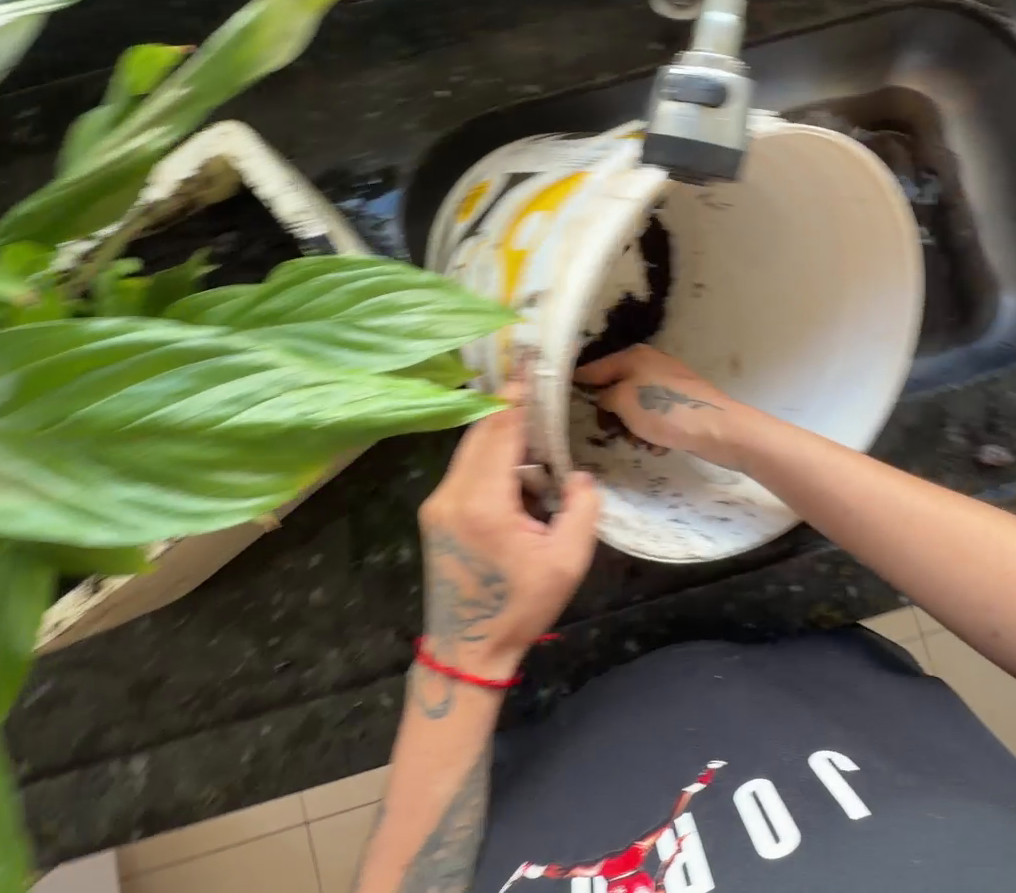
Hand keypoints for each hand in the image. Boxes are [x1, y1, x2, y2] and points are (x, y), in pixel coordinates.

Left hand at [416, 382, 600, 691]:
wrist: (466, 650)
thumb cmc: (520, 608)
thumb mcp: (567, 562)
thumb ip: (580, 509)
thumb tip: (576, 476)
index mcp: (483, 503)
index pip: (501, 432)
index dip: (518, 396)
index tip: (530, 365)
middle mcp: (451, 494)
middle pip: (480, 433)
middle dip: (510, 411)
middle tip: (540, 391)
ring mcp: (437, 504)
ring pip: (469, 449)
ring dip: (501, 436)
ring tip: (535, 435)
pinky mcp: (435, 514)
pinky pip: (464, 469)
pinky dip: (490, 457)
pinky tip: (515, 469)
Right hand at [574, 345, 750, 468]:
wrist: (718, 429)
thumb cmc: (666, 410)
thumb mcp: (623, 401)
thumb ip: (603, 396)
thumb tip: (601, 398)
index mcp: (633, 356)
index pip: (593, 369)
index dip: (576, 385)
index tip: (560, 401)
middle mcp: (649, 364)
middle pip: (614, 391)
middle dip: (612, 415)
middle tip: (613, 432)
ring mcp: (667, 384)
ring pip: (634, 409)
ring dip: (632, 429)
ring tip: (642, 442)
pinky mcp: (680, 404)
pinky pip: (654, 419)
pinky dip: (652, 433)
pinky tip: (659, 446)